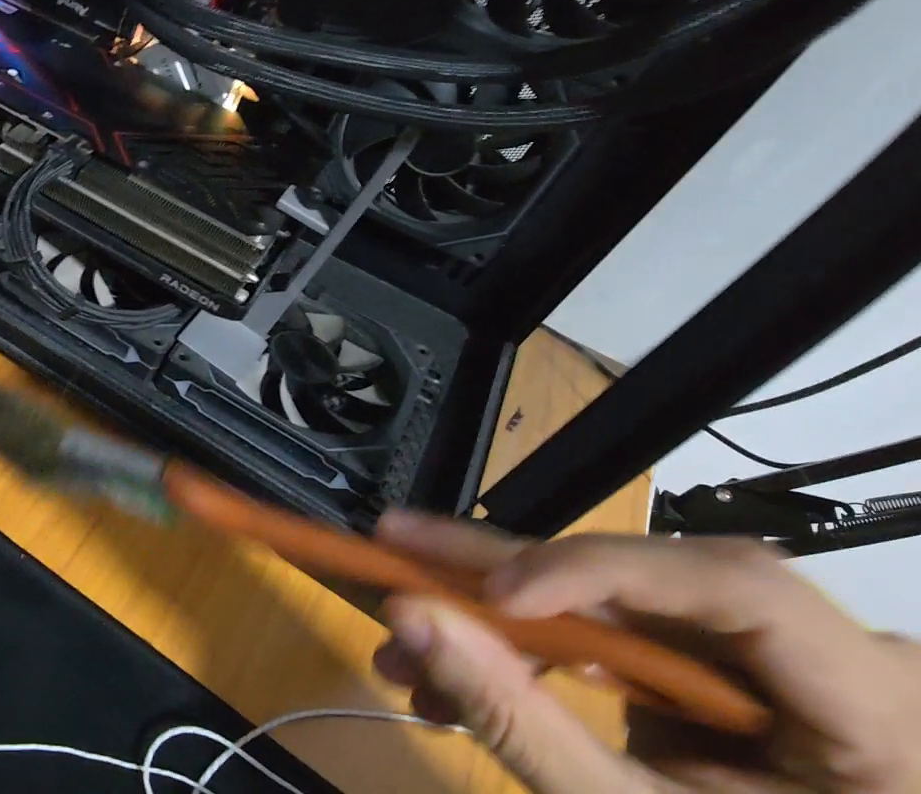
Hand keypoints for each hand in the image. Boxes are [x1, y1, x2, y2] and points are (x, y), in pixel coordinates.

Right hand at [371, 511, 920, 792]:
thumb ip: (521, 723)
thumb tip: (407, 617)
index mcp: (883, 712)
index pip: (741, 589)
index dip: (605, 572)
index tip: (491, 597)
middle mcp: (843, 656)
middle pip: (651, 579)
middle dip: (507, 573)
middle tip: (394, 544)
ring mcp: (782, 657)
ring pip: (612, 601)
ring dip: (500, 619)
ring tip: (407, 643)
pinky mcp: (723, 664)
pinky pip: (615, 632)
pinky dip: (534, 649)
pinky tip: (462, 667)